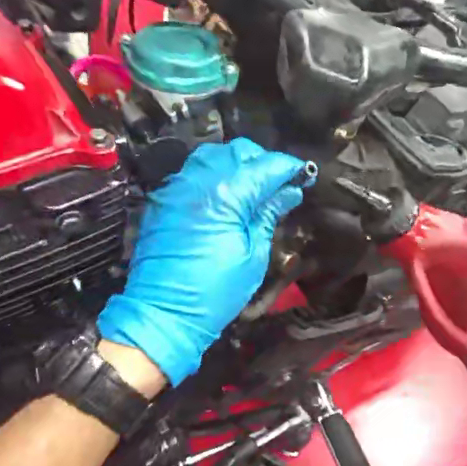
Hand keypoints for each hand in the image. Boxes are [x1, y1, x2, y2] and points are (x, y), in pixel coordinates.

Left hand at [98, 139, 311, 383]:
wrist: (161, 314)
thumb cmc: (214, 291)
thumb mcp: (253, 256)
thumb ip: (268, 215)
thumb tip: (289, 192)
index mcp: (225, 195)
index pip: (265, 166)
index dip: (289, 169)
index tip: (305, 177)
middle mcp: (199, 180)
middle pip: (239, 151)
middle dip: (263, 162)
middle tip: (279, 185)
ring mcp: (177, 187)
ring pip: (214, 155)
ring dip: (238, 164)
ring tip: (253, 188)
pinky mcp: (164, 199)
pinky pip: (194, 172)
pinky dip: (215, 175)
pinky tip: (225, 197)